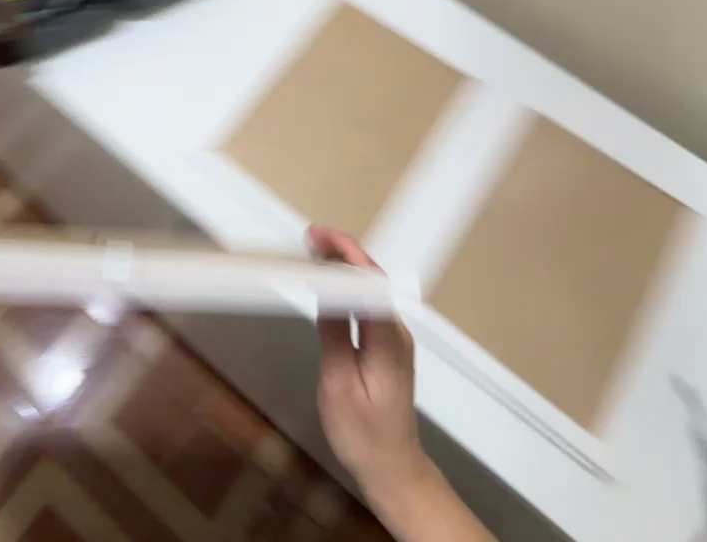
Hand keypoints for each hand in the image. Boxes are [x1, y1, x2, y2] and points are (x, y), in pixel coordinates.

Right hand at [309, 226, 428, 487]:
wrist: (392, 468)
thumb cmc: (363, 434)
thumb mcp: (339, 384)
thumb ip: (334, 334)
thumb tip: (324, 292)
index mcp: (388, 338)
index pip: (368, 281)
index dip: (345, 253)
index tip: (317, 238)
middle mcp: (396, 332)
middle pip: (373, 278)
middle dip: (343, 251)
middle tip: (310, 237)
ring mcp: (394, 338)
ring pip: (371, 288)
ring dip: (345, 265)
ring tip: (315, 252)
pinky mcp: (387, 346)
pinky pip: (368, 303)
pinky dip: (348, 285)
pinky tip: (329, 283)